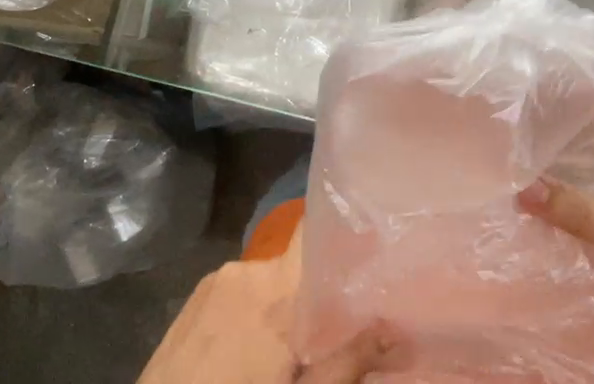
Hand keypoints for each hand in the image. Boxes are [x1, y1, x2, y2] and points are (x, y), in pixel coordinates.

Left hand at [138, 228, 409, 383]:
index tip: (367, 249)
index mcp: (276, 289)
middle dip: (313, 296)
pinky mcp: (192, 300)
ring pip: (265, 284)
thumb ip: (349, 361)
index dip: (339, 234)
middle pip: (295, 268)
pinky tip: (251, 354)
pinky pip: (237, 294)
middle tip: (333, 331)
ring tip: (289, 352)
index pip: (311, 232)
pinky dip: (251, 315)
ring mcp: (214, 283)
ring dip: (280, 309)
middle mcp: (246, 271)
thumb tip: (401, 332)